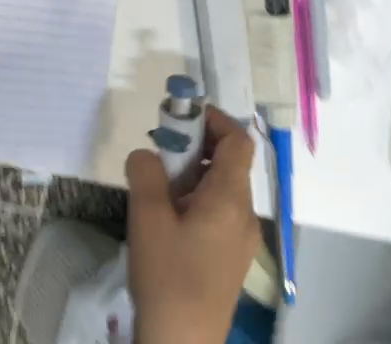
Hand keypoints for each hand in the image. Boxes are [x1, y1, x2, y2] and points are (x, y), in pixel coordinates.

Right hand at [126, 107, 260, 343]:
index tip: (181, 113)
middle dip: (195, 145)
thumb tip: (147, 154)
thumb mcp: (147, 216)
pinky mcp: (230, 260)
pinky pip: (218, 212)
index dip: (214, 119)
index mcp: (230, 200)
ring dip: (192, 173)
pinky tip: (165, 216)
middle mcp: (244, 216)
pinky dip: (195, 198)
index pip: (238, 142)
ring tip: (156, 183)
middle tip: (159, 148)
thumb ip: (146, 171)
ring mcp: (241, 241)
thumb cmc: (167, 276)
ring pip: (221, 189)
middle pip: (229, 164)